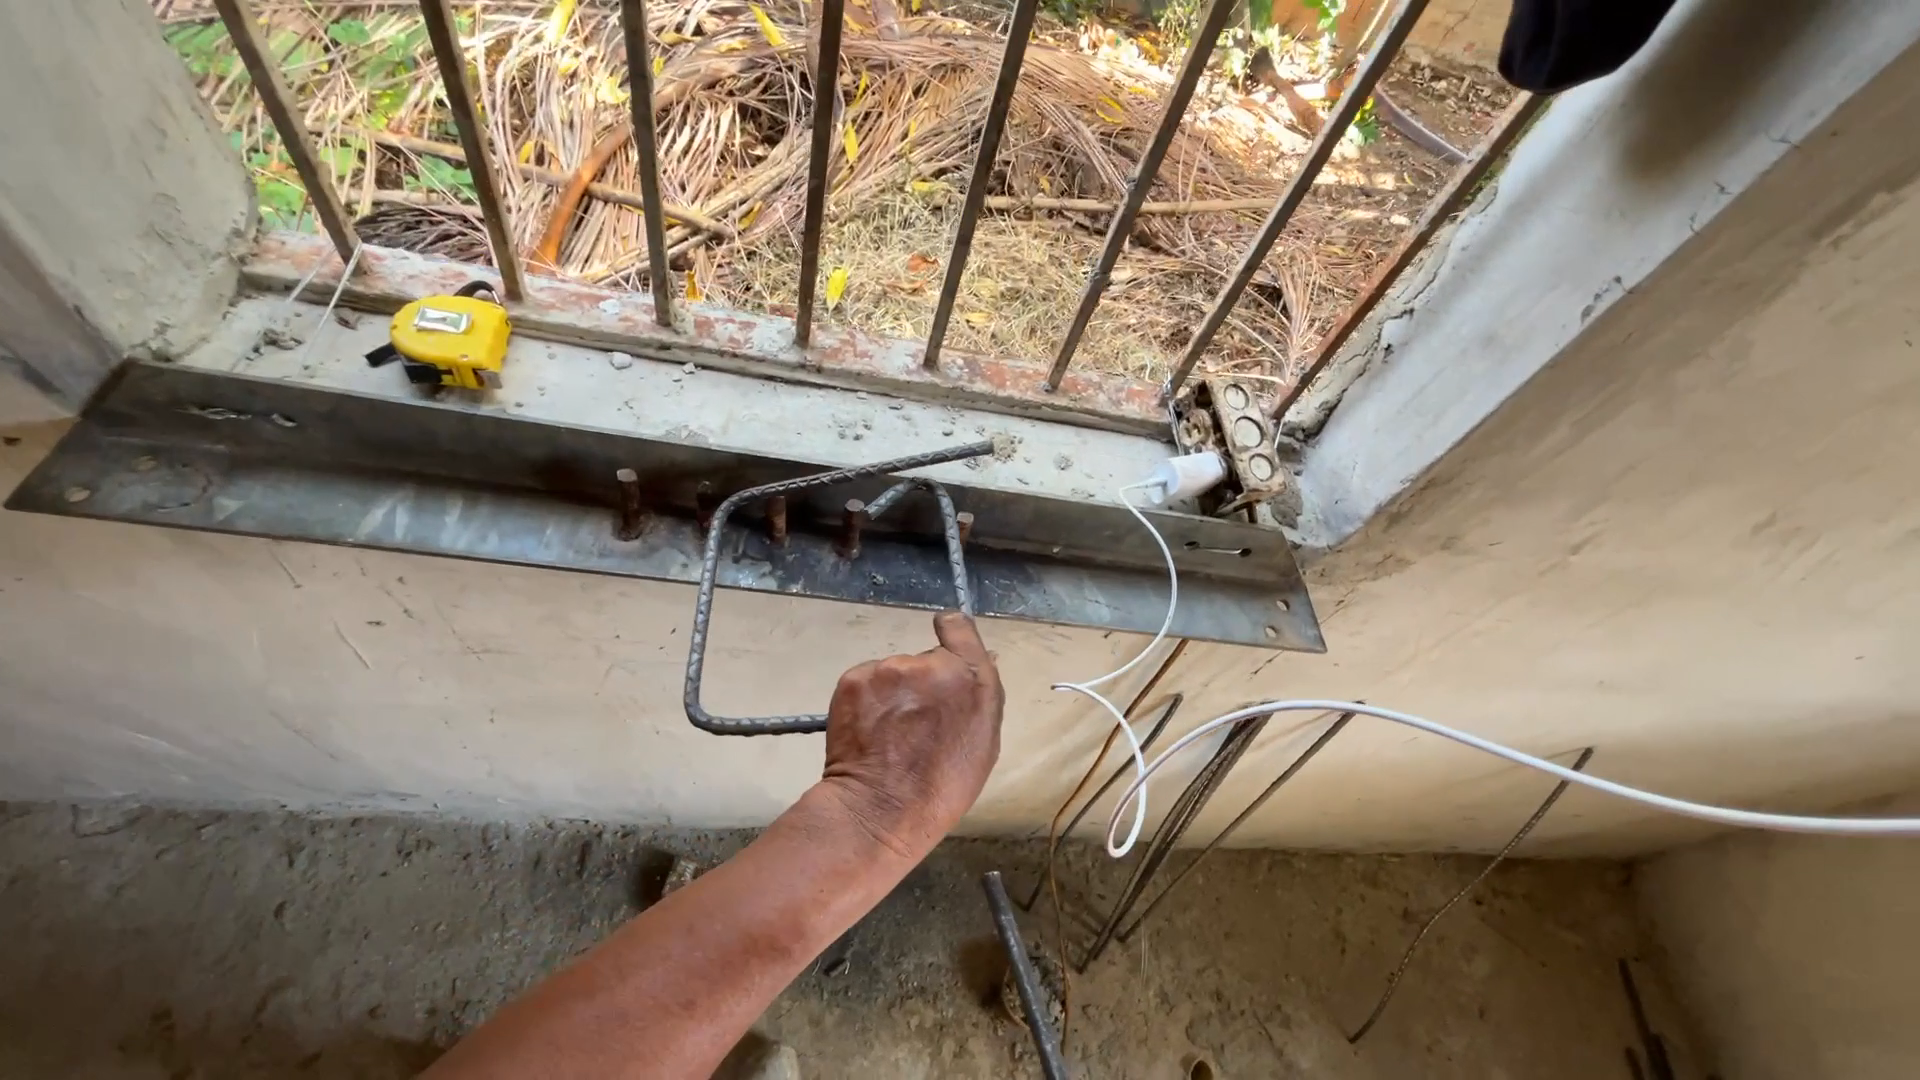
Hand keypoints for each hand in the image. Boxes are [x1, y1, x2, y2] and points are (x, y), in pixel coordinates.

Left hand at [817, 611, 1005, 859]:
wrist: (880, 811)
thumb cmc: (942, 786)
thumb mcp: (984, 743)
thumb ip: (982, 696)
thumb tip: (984, 660)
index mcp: (971, 678)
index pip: (960, 629)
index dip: (952, 634)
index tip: (945, 644)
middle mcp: (930, 665)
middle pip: (927, 659)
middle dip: (923, 682)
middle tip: (916, 722)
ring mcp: (889, 669)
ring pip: (894, 673)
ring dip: (894, 694)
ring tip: (891, 734)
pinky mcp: (855, 678)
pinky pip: (867, 682)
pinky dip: (868, 701)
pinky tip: (869, 731)